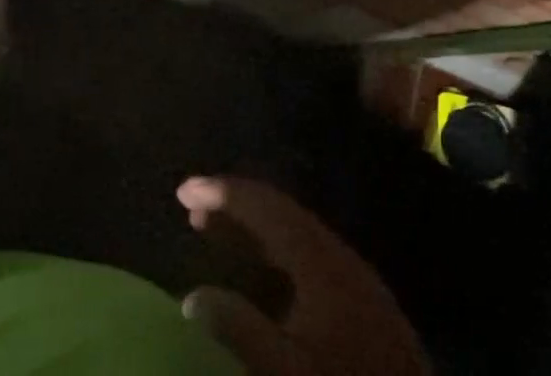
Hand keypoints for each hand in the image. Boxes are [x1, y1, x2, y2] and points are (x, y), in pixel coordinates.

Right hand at [179, 176, 426, 375]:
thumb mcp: (286, 371)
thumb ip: (238, 329)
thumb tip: (196, 296)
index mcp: (325, 266)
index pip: (267, 208)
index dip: (223, 194)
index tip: (182, 193)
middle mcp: (345, 263)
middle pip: (285, 215)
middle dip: (236, 206)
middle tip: (194, 212)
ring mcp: (361, 288)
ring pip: (300, 237)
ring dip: (256, 230)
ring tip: (218, 235)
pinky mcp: (368, 314)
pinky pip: (312, 260)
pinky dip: (276, 253)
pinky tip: (264, 277)